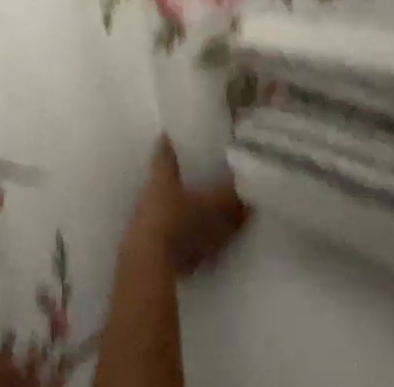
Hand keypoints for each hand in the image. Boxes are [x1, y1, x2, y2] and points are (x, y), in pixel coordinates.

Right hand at [125, 136, 248, 277]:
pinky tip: (205, 231)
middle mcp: (224, 224)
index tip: (240, 171)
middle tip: (235, 189)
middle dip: (241, 202)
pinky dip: (215, 236)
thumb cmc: (162, 213)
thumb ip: (165, 159)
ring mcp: (215, 244)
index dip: (242, 181)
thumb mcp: (160, 181)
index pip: (240, 191)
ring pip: (231, 230)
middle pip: (242, 213)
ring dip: (231, 220)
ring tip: (222, 209)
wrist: (150, 256)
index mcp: (219, 203)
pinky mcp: (203, 259)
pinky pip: (216, 244)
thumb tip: (166, 135)